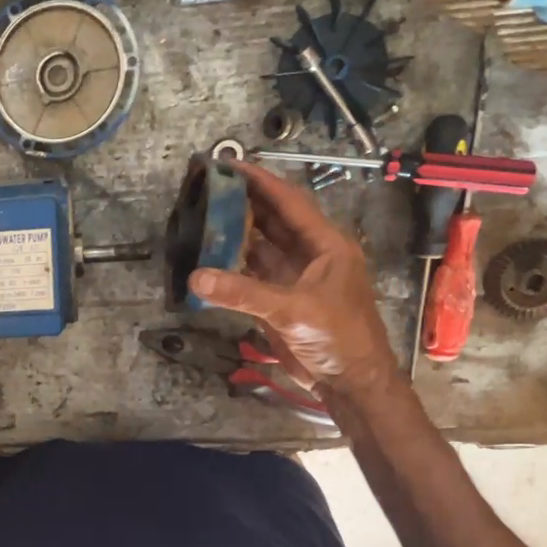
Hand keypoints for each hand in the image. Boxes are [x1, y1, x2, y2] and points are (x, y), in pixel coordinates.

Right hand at [189, 160, 397, 403]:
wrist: (351, 381)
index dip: (261, 182)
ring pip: (261, 247)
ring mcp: (295, 279)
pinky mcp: (281, 302)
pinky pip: (252, 276)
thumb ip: (243, 293)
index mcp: (326, 245)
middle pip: (273, 220)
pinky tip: (209, 259)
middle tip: (208, 186)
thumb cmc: (338, 337)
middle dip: (243, 203)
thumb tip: (196, 278)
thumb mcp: (292, 310)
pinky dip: (232, 267)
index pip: (290, 203)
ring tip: (202, 215)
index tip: (231, 164)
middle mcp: (310, 255)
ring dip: (235, 234)